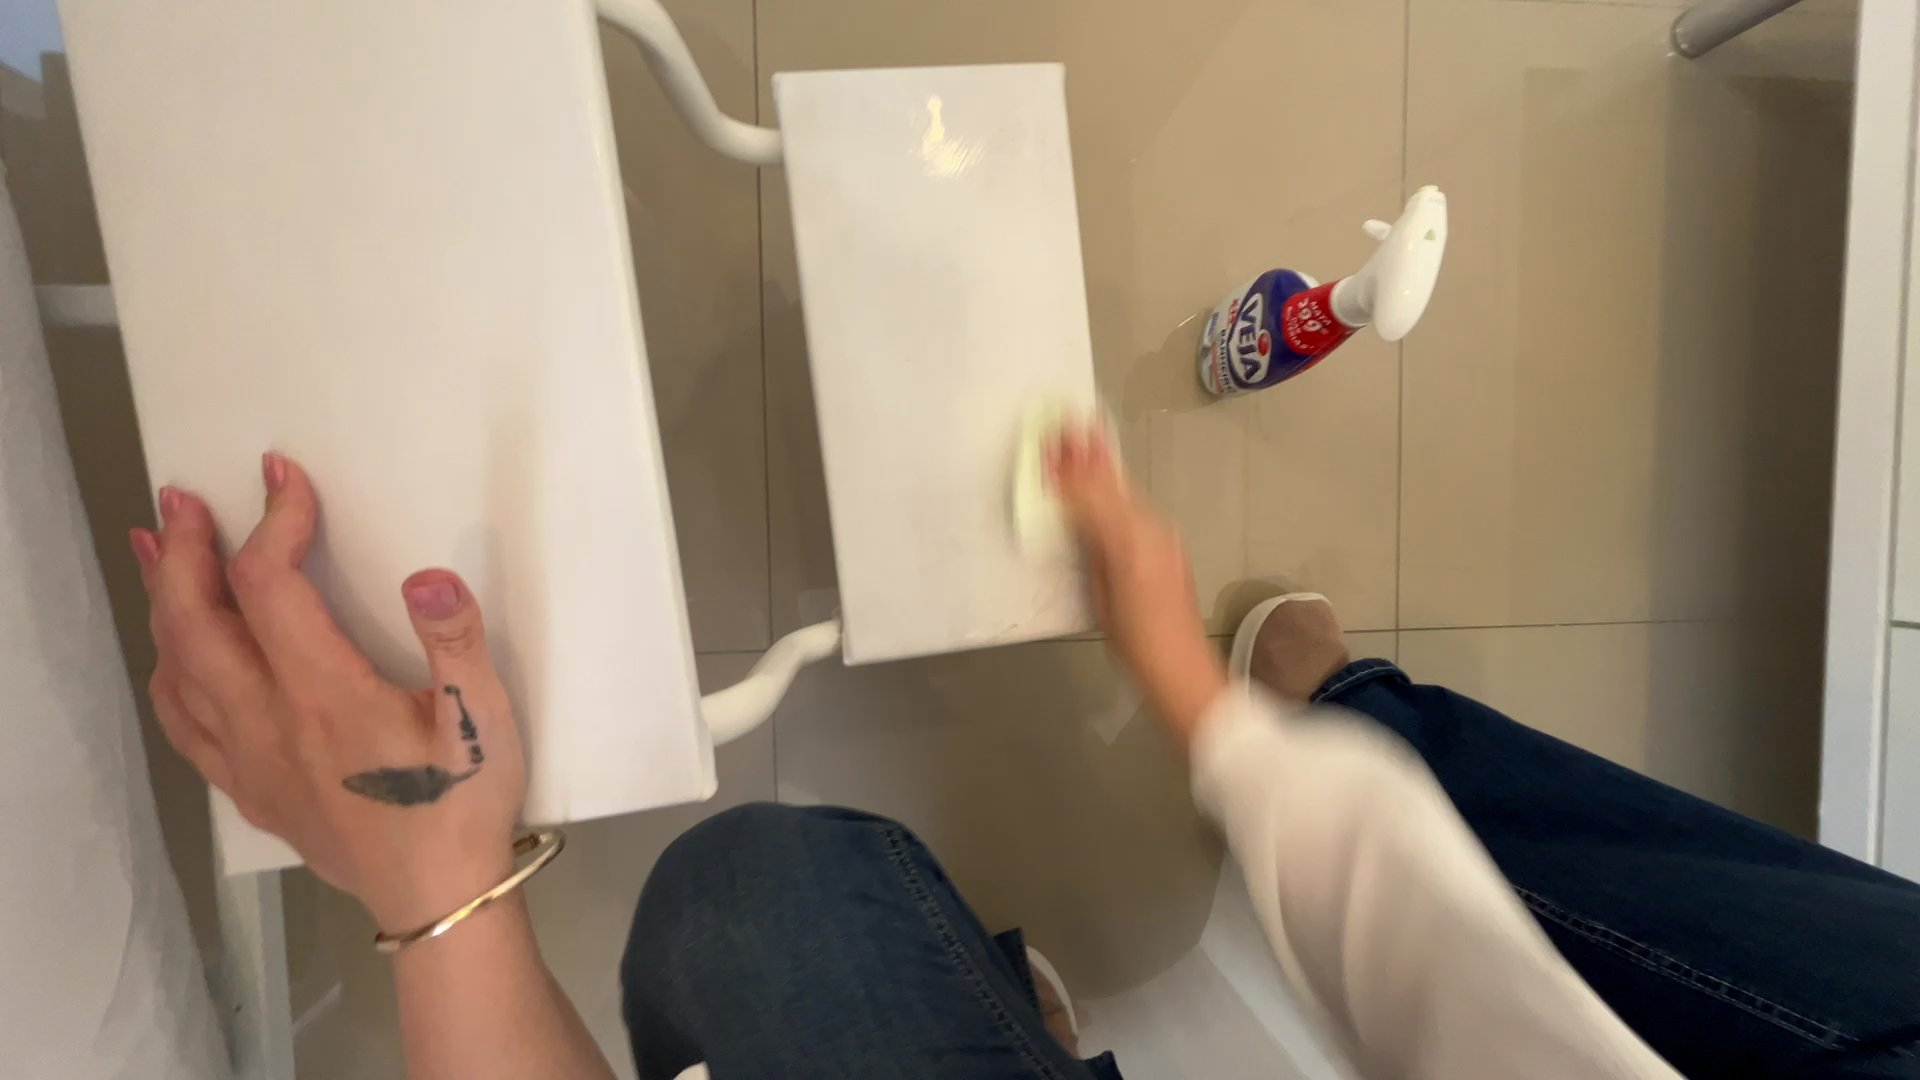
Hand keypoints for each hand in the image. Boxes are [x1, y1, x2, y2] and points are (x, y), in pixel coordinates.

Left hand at [132, 453, 526, 931]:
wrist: (434, 891)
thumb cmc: (464, 799)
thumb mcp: (483, 717)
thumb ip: (456, 643)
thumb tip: (427, 574)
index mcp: (324, 694)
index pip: (273, 589)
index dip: (275, 524)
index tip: (284, 478)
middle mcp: (266, 718)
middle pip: (198, 621)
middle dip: (187, 551)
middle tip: (181, 497)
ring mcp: (246, 757)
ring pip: (176, 666)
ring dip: (161, 601)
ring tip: (156, 552)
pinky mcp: (248, 786)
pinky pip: (181, 717)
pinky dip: (166, 668)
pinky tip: (174, 653)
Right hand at [1046, 424, 1226, 740]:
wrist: (1185, 669)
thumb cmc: (1135, 644)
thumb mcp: (1102, 599)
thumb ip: (1093, 553)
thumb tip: (1079, 522)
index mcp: (1128, 545)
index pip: (1090, 499)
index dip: (1067, 473)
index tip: (1050, 446)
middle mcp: (1149, 531)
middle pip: (1111, 486)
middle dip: (1088, 455)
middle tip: (1070, 422)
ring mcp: (1163, 536)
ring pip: (1125, 493)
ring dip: (1103, 467)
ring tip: (1086, 436)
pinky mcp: (1169, 545)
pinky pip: (1135, 509)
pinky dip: (1115, 491)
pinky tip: (1106, 480)